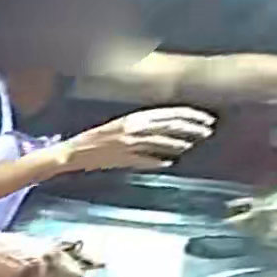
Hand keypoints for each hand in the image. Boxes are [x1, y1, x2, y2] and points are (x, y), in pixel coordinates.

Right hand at [61, 108, 214, 172]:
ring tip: (189, 145)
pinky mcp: (122, 159)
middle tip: (206, 132)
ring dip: (178, 145)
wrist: (69, 154)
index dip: (193, 116)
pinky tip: (167, 162)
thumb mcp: (117, 125)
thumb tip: (163, 126)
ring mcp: (128, 145)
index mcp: (133, 118)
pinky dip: (158, 162)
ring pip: (162, 143)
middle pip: (172, 127)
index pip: (172, 114)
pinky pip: (145, 160)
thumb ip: (139, 124)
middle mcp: (134, 130)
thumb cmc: (90, 139)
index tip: (206, 119)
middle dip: (192, 129)